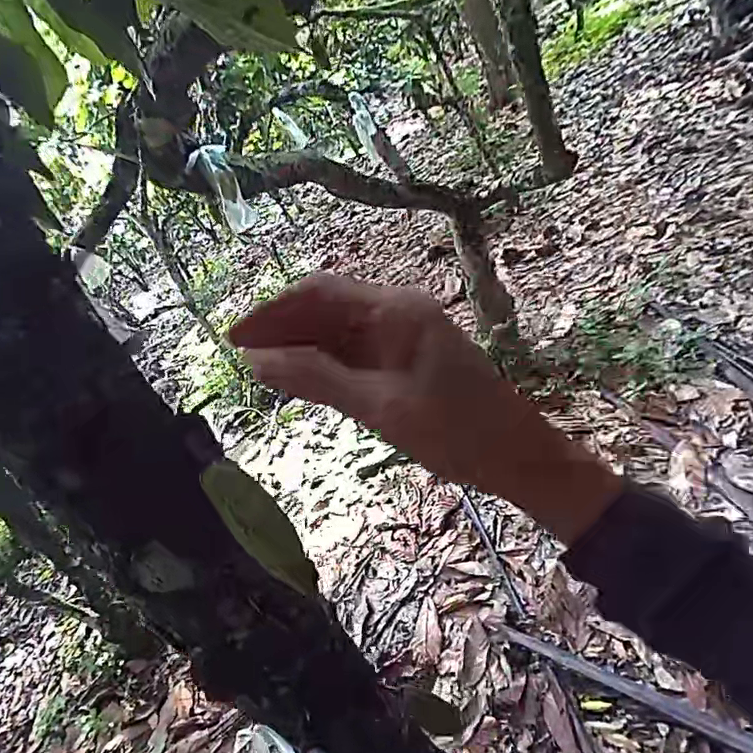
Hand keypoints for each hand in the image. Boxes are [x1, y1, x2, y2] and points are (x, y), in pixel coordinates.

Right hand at [228, 273, 620, 542]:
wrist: (519, 458)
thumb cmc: (457, 433)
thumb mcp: (381, 407)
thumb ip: (318, 380)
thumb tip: (257, 361)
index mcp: (396, 310)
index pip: (318, 294)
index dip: (271, 315)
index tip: (233, 342)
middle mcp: (399, 313)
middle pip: (327, 309)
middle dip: (283, 331)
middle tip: (243, 363)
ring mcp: (406, 337)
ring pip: (340, 333)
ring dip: (303, 350)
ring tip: (265, 376)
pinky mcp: (409, 362)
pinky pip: (358, 354)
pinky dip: (328, 367)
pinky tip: (306, 384)